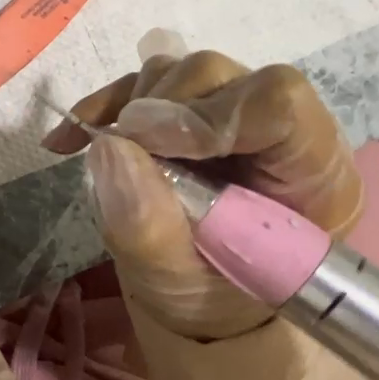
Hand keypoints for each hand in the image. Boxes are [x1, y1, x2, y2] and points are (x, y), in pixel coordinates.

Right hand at [43, 44, 363, 338]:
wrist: (204, 306)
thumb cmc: (211, 302)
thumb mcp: (180, 285)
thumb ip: (149, 227)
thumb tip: (111, 147)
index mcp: (308, 174)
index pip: (279, 102)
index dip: (209, 112)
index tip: (148, 143)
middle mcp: (277, 130)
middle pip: (219, 77)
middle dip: (157, 110)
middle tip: (121, 151)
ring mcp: (228, 114)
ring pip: (177, 72)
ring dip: (129, 108)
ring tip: (109, 158)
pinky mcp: (186, 112)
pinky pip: (141, 83)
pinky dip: (101, 107)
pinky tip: (70, 139)